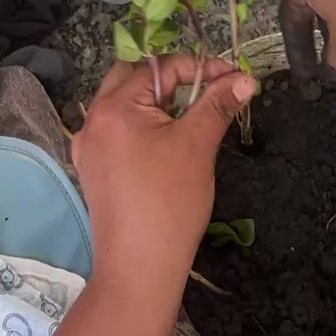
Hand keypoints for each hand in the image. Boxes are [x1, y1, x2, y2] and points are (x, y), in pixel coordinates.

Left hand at [72, 55, 256, 286]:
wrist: (139, 267)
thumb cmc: (169, 202)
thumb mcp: (198, 146)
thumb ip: (218, 104)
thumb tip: (245, 78)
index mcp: (115, 107)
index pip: (161, 68)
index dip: (201, 68)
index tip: (233, 78)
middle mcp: (94, 119)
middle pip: (134, 78)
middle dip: (173, 79)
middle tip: (208, 93)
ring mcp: (89, 146)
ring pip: (124, 104)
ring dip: (157, 101)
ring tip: (191, 117)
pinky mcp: (94, 169)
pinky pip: (117, 130)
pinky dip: (142, 125)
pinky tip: (165, 142)